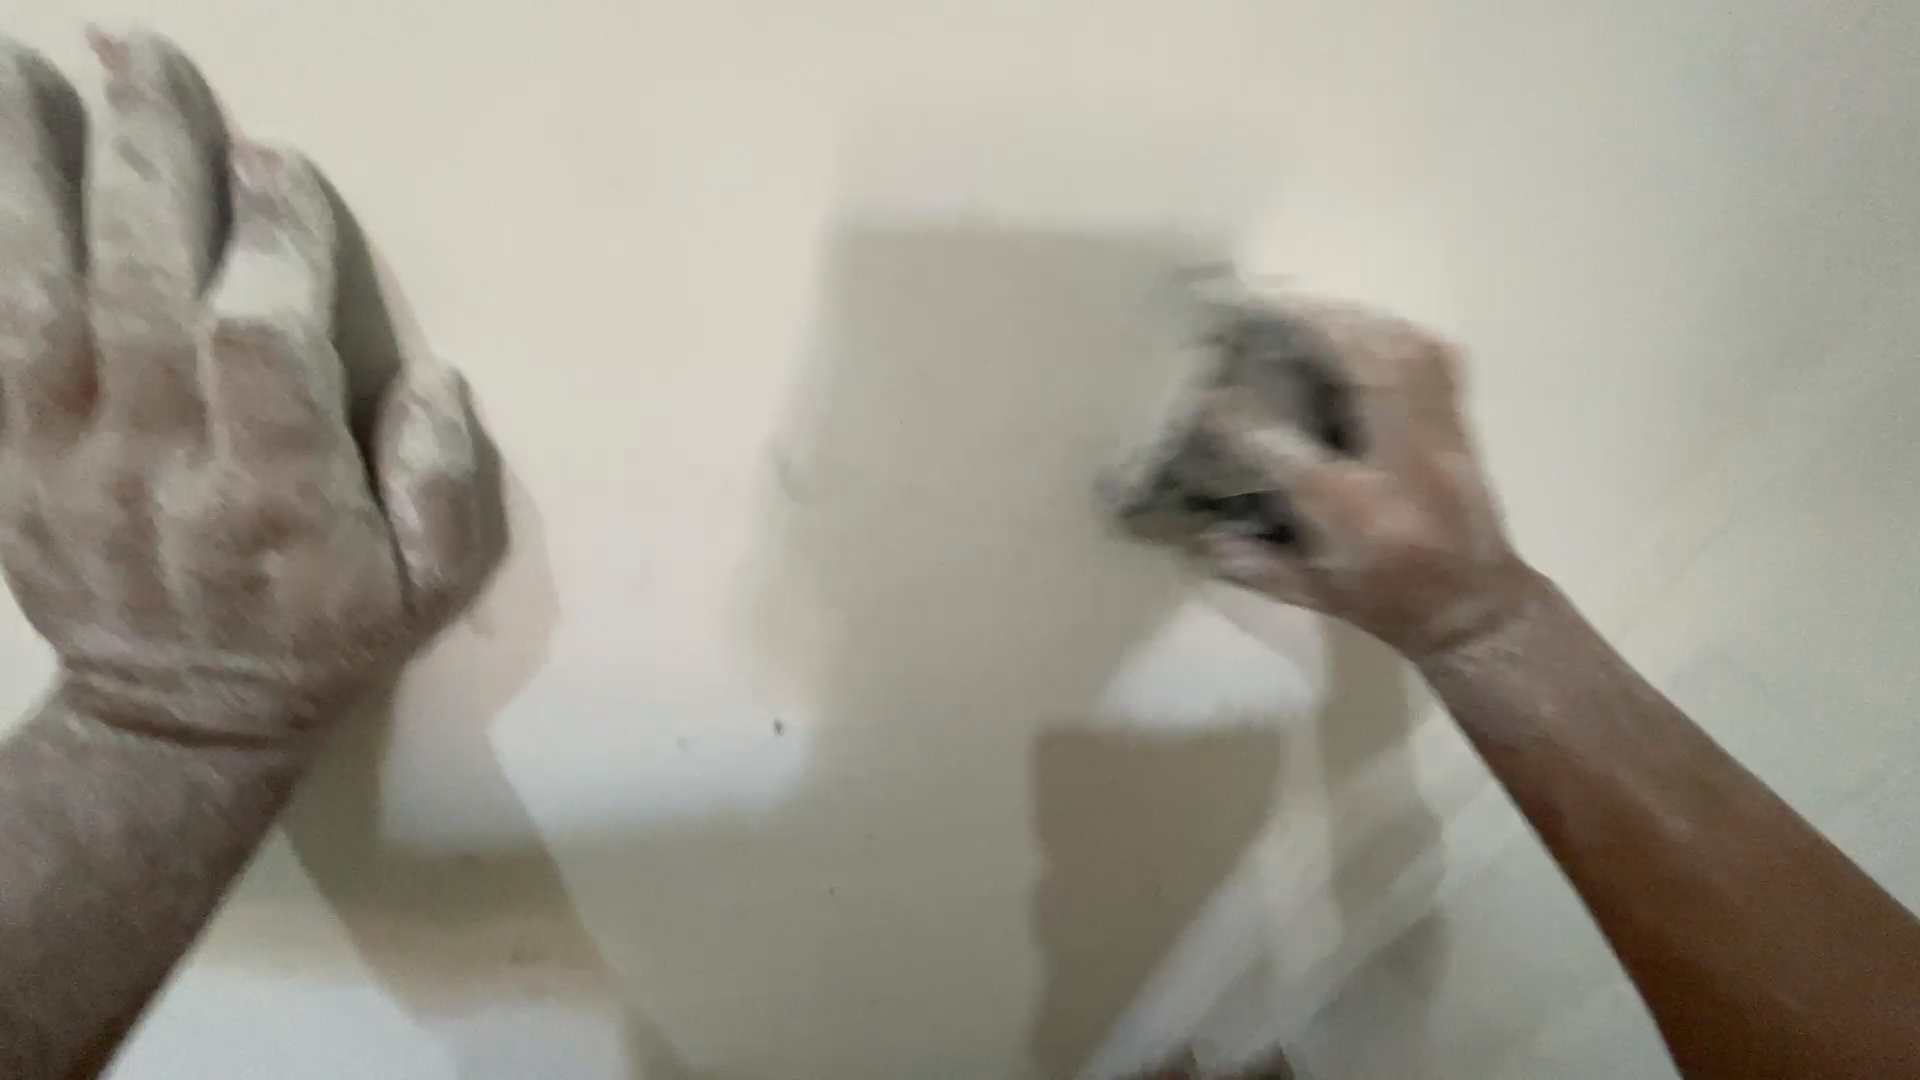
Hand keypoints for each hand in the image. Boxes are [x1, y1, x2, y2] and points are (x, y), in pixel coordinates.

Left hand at [0, 32, 486, 739]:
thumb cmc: (339, 632)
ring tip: (18, 66)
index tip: (279, 163)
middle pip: (139, 291)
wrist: (192, 708)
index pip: (263, 345)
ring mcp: (61, 456)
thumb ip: (443, 485)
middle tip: (144, 60)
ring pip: (28, 294)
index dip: (269, 246)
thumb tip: (434, 380)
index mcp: (279, 493)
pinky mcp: (0, 457)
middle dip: (143, 167)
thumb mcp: (437, 582)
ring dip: (19, 174)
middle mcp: (159, 461)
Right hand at [1192, 295, 1533, 657]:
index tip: (1204, 393)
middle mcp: (1403, 467)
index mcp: (1355, 514)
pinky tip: (1365, 326)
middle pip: (1369, 371)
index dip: (1240, 417)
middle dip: (1316, 327)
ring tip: (1310, 308)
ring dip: (1355, 319)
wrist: (1476, 611)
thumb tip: (1200, 532)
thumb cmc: (1386, 604)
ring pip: (1408, 354)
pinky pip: (1437, 359)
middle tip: (1269, 307)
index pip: (1285, 450)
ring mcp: (1442, 441)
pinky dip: (1396, 333)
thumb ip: (1251, 564)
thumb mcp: (1310, 594)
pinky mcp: (1463, 429)